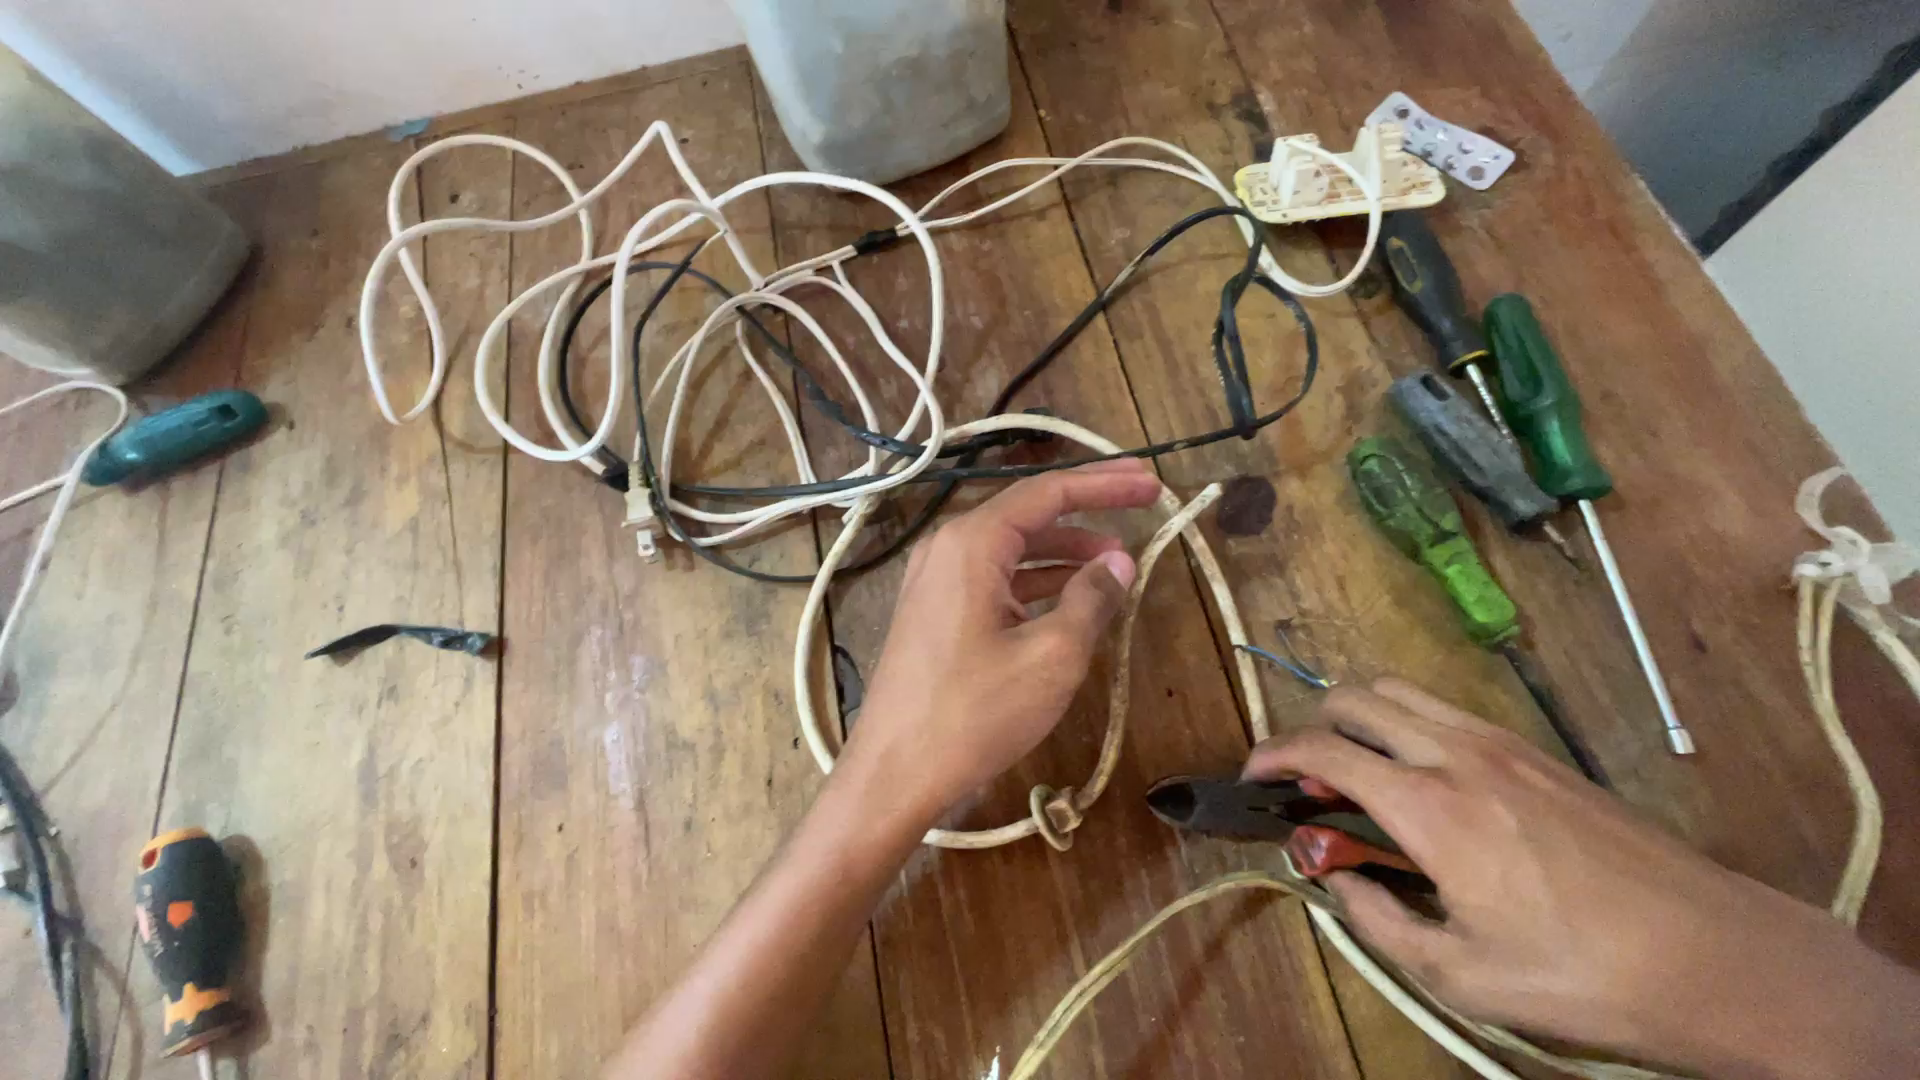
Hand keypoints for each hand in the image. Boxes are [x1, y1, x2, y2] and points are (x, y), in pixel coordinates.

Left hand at [842, 460, 1158, 818]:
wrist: (895, 772)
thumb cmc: (975, 712)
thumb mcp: (1051, 656)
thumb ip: (1091, 599)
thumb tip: (1119, 560)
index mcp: (972, 543)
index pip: (1048, 492)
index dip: (1105, 484)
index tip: (1150, 484)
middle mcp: (947, 549)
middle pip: (1027, 515)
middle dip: (1087, 513)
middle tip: (1142, 511)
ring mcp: (934, 581)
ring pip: (1010, 550)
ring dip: (1063, 553)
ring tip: (1116, 565)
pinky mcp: (934, 614)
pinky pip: (992, 581)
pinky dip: (1034, 584)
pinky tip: (1068, 602)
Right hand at [1244, 679, 1919, 1077]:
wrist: (1727, 958)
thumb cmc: (1585, 975)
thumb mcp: (1463, 976)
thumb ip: (1376, 920)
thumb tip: (1336, 882)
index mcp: (1429, 807)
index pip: (1321, 750)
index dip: (1272, 756)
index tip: (1252, 778)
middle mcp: (1455, 754)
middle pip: (1353, 699)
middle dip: (1311, 730)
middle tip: (1311, 787)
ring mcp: (1499, 742)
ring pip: (1398, 691)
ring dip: (1359, 720)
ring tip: (1362, 776)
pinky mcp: (1534, 749)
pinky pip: (1443, 709)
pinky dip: (1406, 726)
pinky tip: (1424, 782)